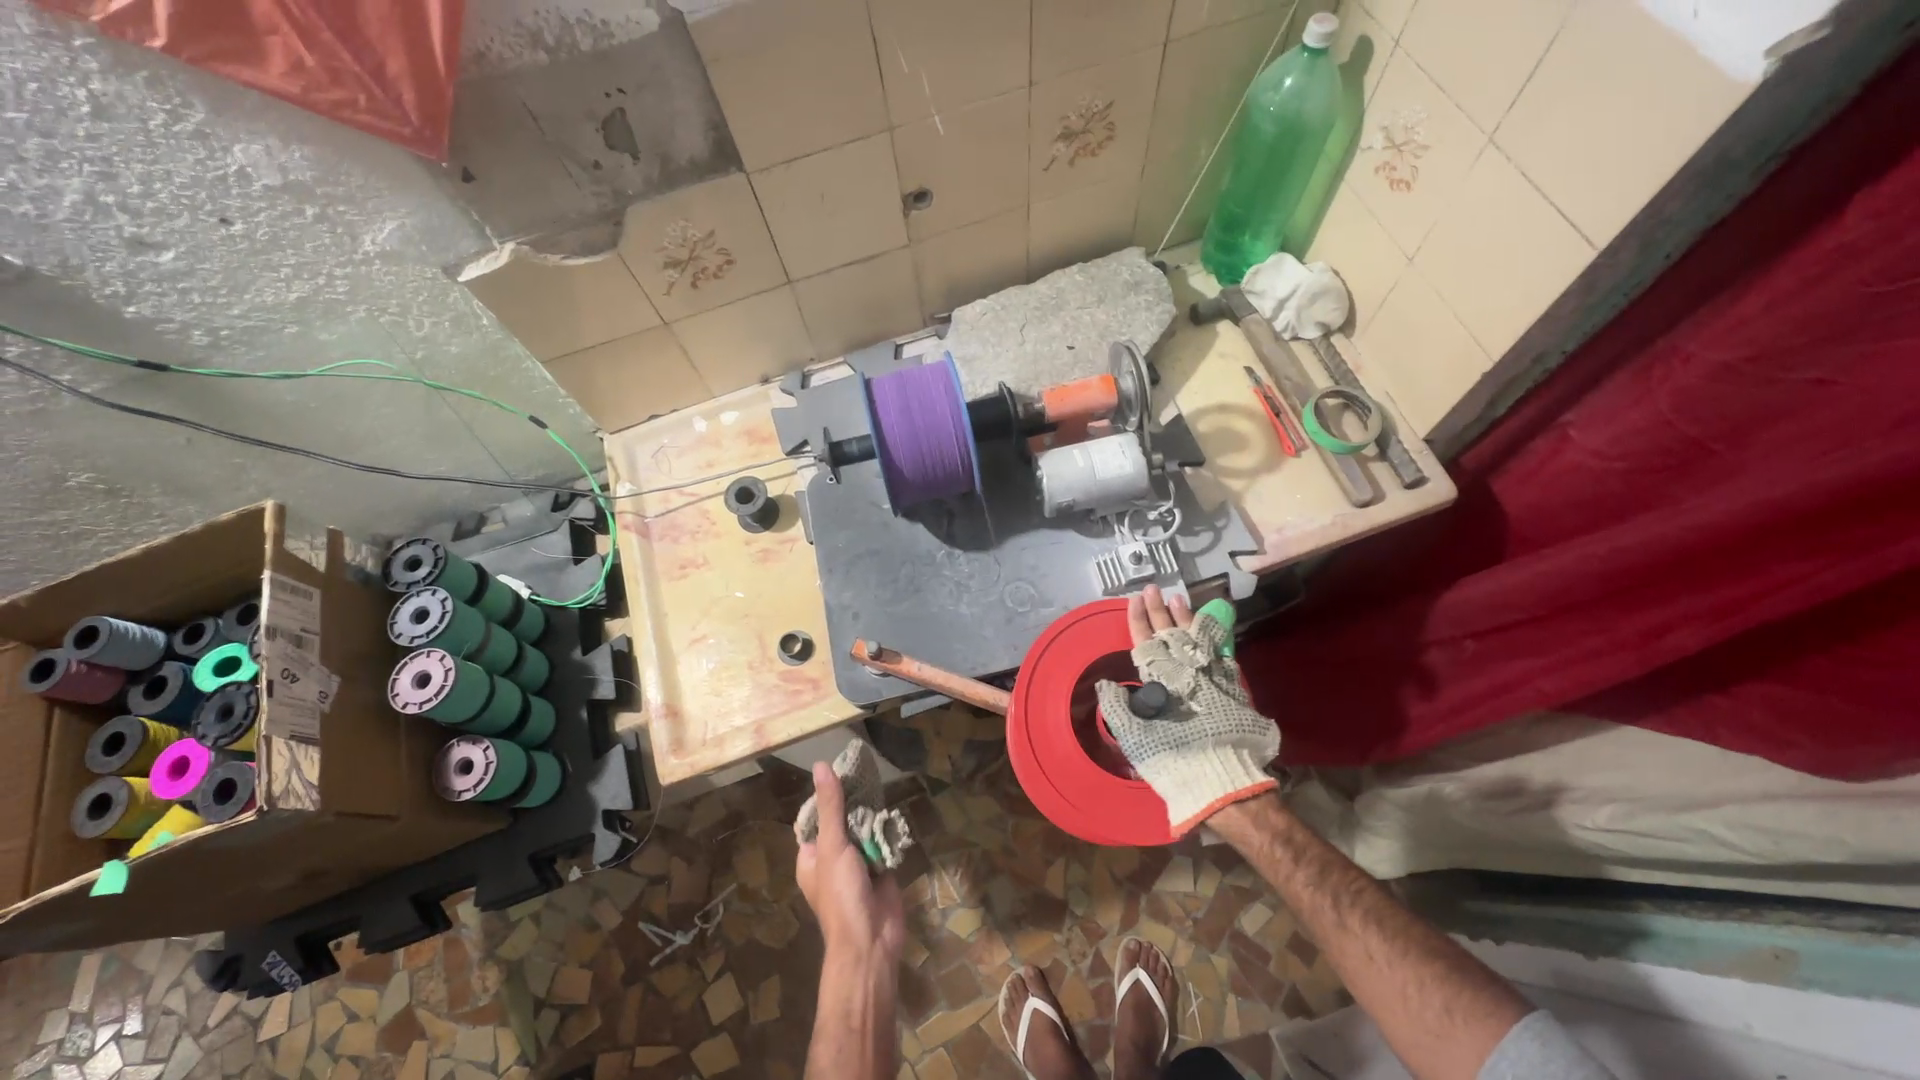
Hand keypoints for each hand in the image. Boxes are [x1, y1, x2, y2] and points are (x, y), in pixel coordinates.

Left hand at [795, 763, 905, 963]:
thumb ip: (830, 807)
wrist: (871, 939)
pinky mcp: (880, 871)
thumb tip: (821, 765)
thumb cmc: (841, 894)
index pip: (816, 818)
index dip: (827, 797)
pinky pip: (883, 845)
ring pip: (865, 832)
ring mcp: (857, 866)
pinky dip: (888, 834)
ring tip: (881, 789)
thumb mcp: (832, 846)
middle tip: (868, 776)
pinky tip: (894, 816)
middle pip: (843, 822)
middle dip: (855, 805)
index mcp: (811, 857)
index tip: (842, 770)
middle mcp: (833, 860)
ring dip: (874, 819)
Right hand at [1095, 585, 1279, 835]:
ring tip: (1177, 599)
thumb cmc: (1171, 759)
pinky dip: (1213, 638)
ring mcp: (1211, 677)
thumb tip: (1108, 684)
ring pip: (1197, 638)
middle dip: (1158, 610)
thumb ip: (1117, 706)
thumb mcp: (1133, 736)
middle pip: (1170, 634)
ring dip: (1185, 618)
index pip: (1145, 642)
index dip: (1138, 620)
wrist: (1220, 779)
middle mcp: (1186, 671)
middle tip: (1152, 589)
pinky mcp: (1232, 688)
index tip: (1134, 600)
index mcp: (1159, 681)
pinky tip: (1210, 629)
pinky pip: (1220, 654)